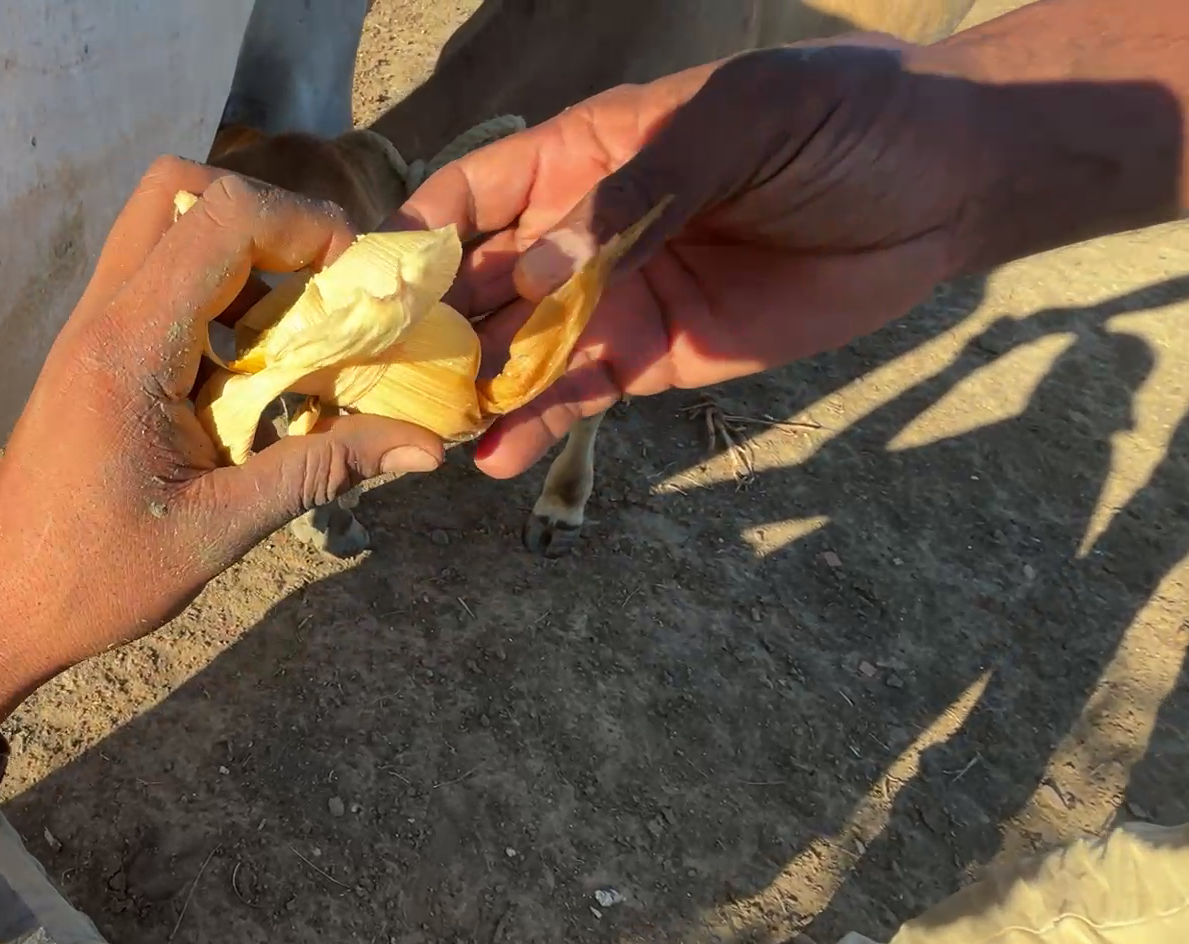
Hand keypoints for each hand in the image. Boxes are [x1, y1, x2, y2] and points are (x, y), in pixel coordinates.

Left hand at [0, 161, 439, 772]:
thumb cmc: (93, 581)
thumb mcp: (219, 529)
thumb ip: (322, 471)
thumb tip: (424, 447)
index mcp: (129, 349)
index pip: (221, 217)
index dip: (305, 226)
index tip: (356, 282)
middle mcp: (100, 320)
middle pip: (179, 192)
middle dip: (266, 221)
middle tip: (317, 288)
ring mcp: (88, 336)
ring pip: (163, 234)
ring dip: (238, 259)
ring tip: (289, 331)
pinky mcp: (89, 361)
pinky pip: (155, 289)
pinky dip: (212, 301)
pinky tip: (244, 372)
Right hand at [398, 40, 980, 478]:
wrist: (942, 193)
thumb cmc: (838, 124)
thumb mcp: (736, 120)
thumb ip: (635, 189)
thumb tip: (538, 275)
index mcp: (569, 162)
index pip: (463, 199)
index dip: (411, 239)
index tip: (366, 290)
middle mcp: (562, 241)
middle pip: (467, 289)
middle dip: (422, 332)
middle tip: (374, 384)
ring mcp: (593, 307)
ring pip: (505, 354)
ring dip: (464, 391)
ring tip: (422, 433)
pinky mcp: (631, 362)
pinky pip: (566, 397)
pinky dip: (529, 426)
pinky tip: (493, 457)